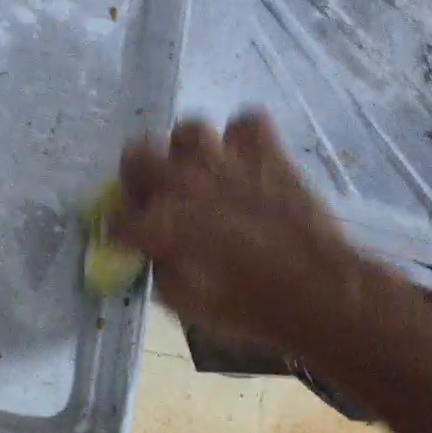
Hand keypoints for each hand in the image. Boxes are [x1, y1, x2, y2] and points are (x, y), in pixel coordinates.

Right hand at [114, 111, 404, 350]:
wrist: (315, 290)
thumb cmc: (243, 307)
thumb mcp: (181, 302)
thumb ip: (157, 267)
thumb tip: (151, 251)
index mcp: (159, 224)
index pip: (117, 219)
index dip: (118, 231)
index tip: (126, 241)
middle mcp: (184, 184)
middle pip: (136, 157)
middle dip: (136, 178)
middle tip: (151, 198)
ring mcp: (227, 161)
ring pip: (188, 131)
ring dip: (184, 152)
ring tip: (195, 174)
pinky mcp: (266, 152)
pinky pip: (245, 125)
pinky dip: (238, 141)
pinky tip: (240, 163)